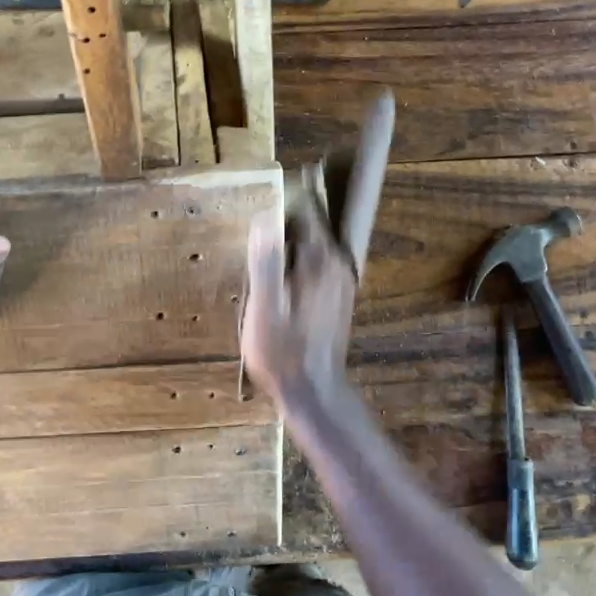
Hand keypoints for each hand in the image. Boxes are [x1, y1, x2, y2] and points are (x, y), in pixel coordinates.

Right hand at [242, 202, 356, 414]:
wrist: (313, 393)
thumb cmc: (282, 352)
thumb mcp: (264, 308)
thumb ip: (265, 262)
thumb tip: (264, 218)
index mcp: (320, 261)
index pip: (307, 211)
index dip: (282, 203)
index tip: (258, 203)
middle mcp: (337, 265)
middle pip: (310, 227)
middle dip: (284, 224)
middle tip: (253, 231)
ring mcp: (341, 282)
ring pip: (313, 247)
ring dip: (289, 246)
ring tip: (261, 256)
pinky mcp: (338, 298)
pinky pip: (316, 266)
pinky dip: (297, 264)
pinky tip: (277, 282)